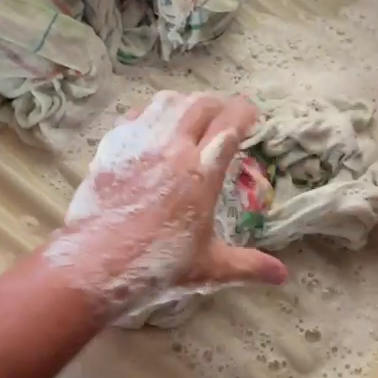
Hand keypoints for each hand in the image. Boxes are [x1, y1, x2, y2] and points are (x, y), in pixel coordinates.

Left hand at [45, 91, 288, 319]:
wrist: (95, 264)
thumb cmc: (157, 266)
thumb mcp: (209, 269)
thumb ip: (248, 266)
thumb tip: (282, 275)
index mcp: (201, 173)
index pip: (229, 125)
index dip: (244, 113)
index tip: (252, 115)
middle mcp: (172, 149)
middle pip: (200, 105)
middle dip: (218, 105)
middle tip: (225, 115)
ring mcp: (139, 144)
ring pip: (167, 102)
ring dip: (186, 103)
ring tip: (192, 115)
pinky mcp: (111, 148)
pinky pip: (136, 115)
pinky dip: (152, 113)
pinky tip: (154, 127)